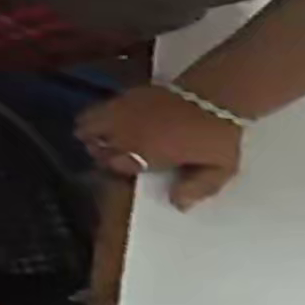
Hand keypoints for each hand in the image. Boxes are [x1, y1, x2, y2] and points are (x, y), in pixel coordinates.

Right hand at [76, 85, 241, 208]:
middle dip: (102, 154)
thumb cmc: (215, 135)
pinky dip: (90, 120)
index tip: (128, 168)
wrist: (212, 98)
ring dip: (91, 137)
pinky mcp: (115, 101)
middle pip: (96, 149)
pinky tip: (102, 123)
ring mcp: (116, 116)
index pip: (114, 165)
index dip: (118, 168)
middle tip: (114, 155)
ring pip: (85, 130)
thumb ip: (198, 187)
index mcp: (145, 154)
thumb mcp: (220, 167)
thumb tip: (178, 206)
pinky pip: (90, 113)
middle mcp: (124, 136)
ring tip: (103, 139)